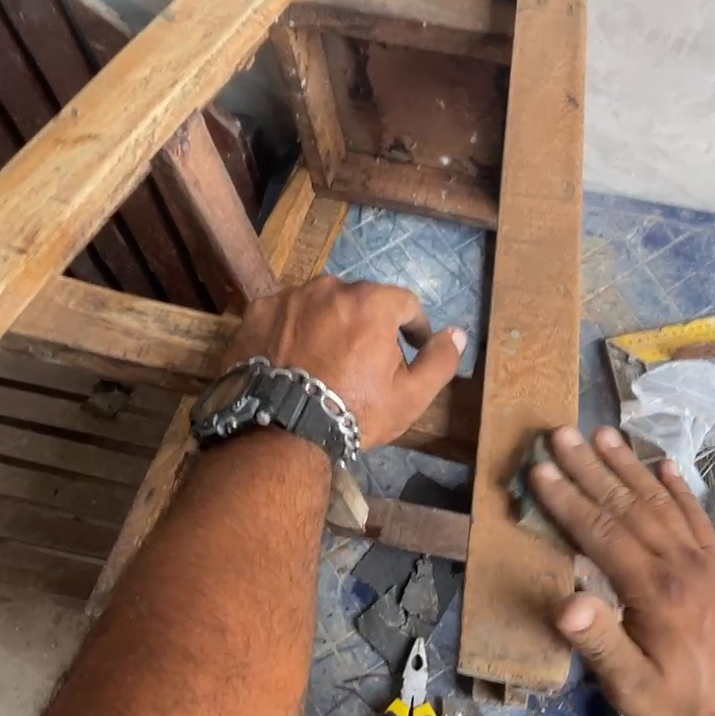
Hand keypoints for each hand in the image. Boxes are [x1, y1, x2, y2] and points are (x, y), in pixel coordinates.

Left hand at [225, 275, 463, 447]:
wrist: (281, 429)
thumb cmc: (355, 412)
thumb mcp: (411, 396)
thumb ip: (439, 361)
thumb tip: (458, 333)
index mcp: (372, 302)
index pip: (405, 304)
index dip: (413, 328)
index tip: (410, 350)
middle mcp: (330, 286)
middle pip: (360, 302)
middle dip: (368, 327)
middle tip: (364, 364)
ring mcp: (289, 296)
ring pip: (321, 306)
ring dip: (329, 326)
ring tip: (325, 362)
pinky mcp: (257, 312)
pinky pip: (285, 315)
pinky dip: (293, 331)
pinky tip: (293, 361)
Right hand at [528, 426, 714, 715]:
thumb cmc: (687, 701)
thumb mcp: (634, 688)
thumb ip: (601, 644)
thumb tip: (565, 603)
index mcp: (654, 588)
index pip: (601, 532)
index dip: (568, 499)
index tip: (540, 469)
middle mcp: (678, 561)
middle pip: (627, 504)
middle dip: (591, 466)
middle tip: (561, 432)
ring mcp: (701, 558)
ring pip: (658, 500)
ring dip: (628, 465)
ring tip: (603, 433)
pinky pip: (693, 514)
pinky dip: (676, 487)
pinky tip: (665, 465)